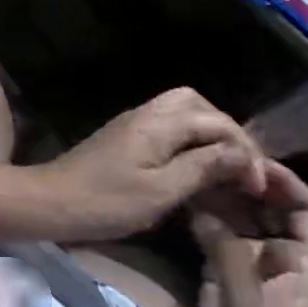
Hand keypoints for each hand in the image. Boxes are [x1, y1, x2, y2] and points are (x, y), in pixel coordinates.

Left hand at [37, 87, 266, 241]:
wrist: (51, 201)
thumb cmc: (106, 201)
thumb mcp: (162, 190)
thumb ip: (203, 167)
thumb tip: (243, 153)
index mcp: (157, 123)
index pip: (216, 120)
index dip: (244, 149)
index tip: (255, 186)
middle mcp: (145, 115)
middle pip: (196, 104)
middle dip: (227, 132)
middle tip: (242, 169)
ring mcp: (131, 126)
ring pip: (180, 115)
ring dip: (208, 137)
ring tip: (225, 171)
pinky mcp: (124, 141)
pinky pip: (165, 130)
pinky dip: (188, 144)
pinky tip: (195, 172)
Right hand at [192, 161, 307, 306]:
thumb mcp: (245, 301)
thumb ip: (226, 249)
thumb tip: (203, 204)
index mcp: (306, 268)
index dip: (289, 183)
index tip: (251, 159)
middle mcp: (284, 263)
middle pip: (274, 213)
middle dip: (248, 185)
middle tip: (210, 159)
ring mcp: (254, 272)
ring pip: (244, 224)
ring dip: (223, 200)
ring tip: (192, 172)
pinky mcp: (228, 281)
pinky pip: (220, 240)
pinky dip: (205, 220)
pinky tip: (183, 203)